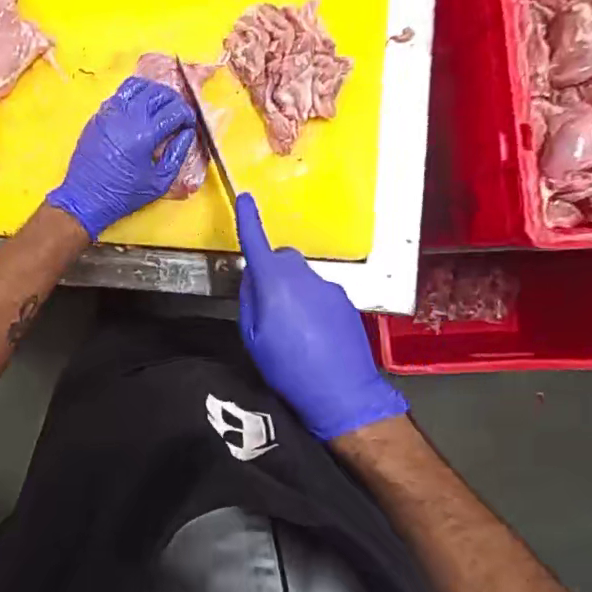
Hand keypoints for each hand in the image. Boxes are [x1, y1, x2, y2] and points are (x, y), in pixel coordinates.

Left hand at [46, 76, 195, 238]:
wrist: (86, 198)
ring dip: (154, 93)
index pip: (174, 110)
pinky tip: (139, 109)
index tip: (188, 124)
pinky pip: (120, 94)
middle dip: (174, 101)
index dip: (187, 115)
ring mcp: (110, 113)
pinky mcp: (98, 116)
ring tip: (159, 107)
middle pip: (159, 93)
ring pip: (138, 86)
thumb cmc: (124, 194)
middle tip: (178, 115)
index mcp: (144, 135)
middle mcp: (127, 117)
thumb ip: (177, 154)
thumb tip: (187, 133)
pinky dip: (135, 95)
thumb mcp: (160, 182)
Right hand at [236, 194, 407, 439]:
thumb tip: (251, 277)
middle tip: (262, 305)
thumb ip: (248, 301)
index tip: (245, 199)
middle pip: (282, 259)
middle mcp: (304, 277)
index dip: (248, 221)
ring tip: (289, 328)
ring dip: (290, 290)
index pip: (258, 243)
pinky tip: (310, 333)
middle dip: (270, 271)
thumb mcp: (252, 337)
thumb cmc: (287, 368)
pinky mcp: (346, 301)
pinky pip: (318, 291)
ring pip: (301, 277)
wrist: (342, 392)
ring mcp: (329, 288)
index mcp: (276, 284)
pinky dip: (308, 302)